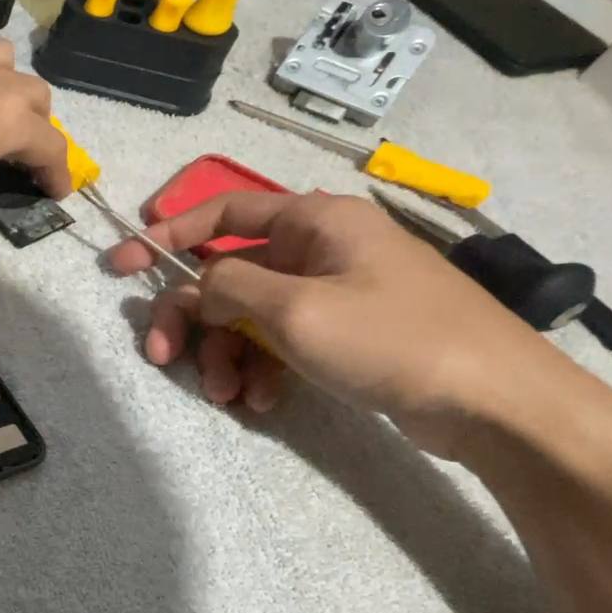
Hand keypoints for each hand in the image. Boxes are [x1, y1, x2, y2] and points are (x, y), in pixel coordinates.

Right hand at [107, 191, 586, 457]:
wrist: (491, 400)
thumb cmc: (392, 339)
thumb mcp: (294, 309)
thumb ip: (228, 286)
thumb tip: (197, 285)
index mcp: (314, 222)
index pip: (222, 212)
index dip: (166, 237)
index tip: (120, 265)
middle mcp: (320, 247)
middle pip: (225, 275)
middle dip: (192, 321)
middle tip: (159, 357)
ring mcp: (331, 291)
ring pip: (246, 315)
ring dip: (224, 355)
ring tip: (226, 395)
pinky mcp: (341, 330)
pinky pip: (276, 340)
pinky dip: (259, 368)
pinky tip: (261, 400)